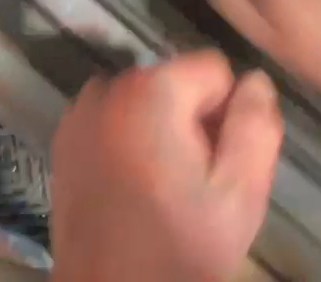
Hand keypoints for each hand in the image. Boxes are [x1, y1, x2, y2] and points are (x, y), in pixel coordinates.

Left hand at [49, 51, 282, 281]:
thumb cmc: (178, 251)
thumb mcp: (239, 196)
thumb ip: (255, 128)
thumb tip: (255, 79)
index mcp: (153, 89)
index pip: (214, 69)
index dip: (228, 113)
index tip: (219, 161)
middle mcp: (110, 83)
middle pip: (175, 81)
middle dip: (192, 121)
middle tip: (193, 182)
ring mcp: (81, 107)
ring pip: (144, 99)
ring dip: (159, 130)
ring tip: (161, 188)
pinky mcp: (64, 133)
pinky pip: (113, 118)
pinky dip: (127, 139)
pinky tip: (131, 186)